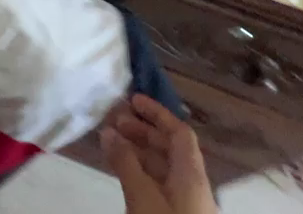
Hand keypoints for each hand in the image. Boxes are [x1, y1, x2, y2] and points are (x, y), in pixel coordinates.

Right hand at [100, 95, 216, 213]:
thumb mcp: (141, 196)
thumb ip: (125, 162)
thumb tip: (109, 130)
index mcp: (192, 176)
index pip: (180, 133)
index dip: (157, 113)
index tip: (131, 99)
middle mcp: (193, 186)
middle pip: (172, 149)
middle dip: (144, 130)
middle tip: (115, 120)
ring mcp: (187, 205)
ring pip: (165, 167)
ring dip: (140, 150)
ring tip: (112, 142)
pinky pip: (160, 184)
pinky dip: (141, 171)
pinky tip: (122, 171)